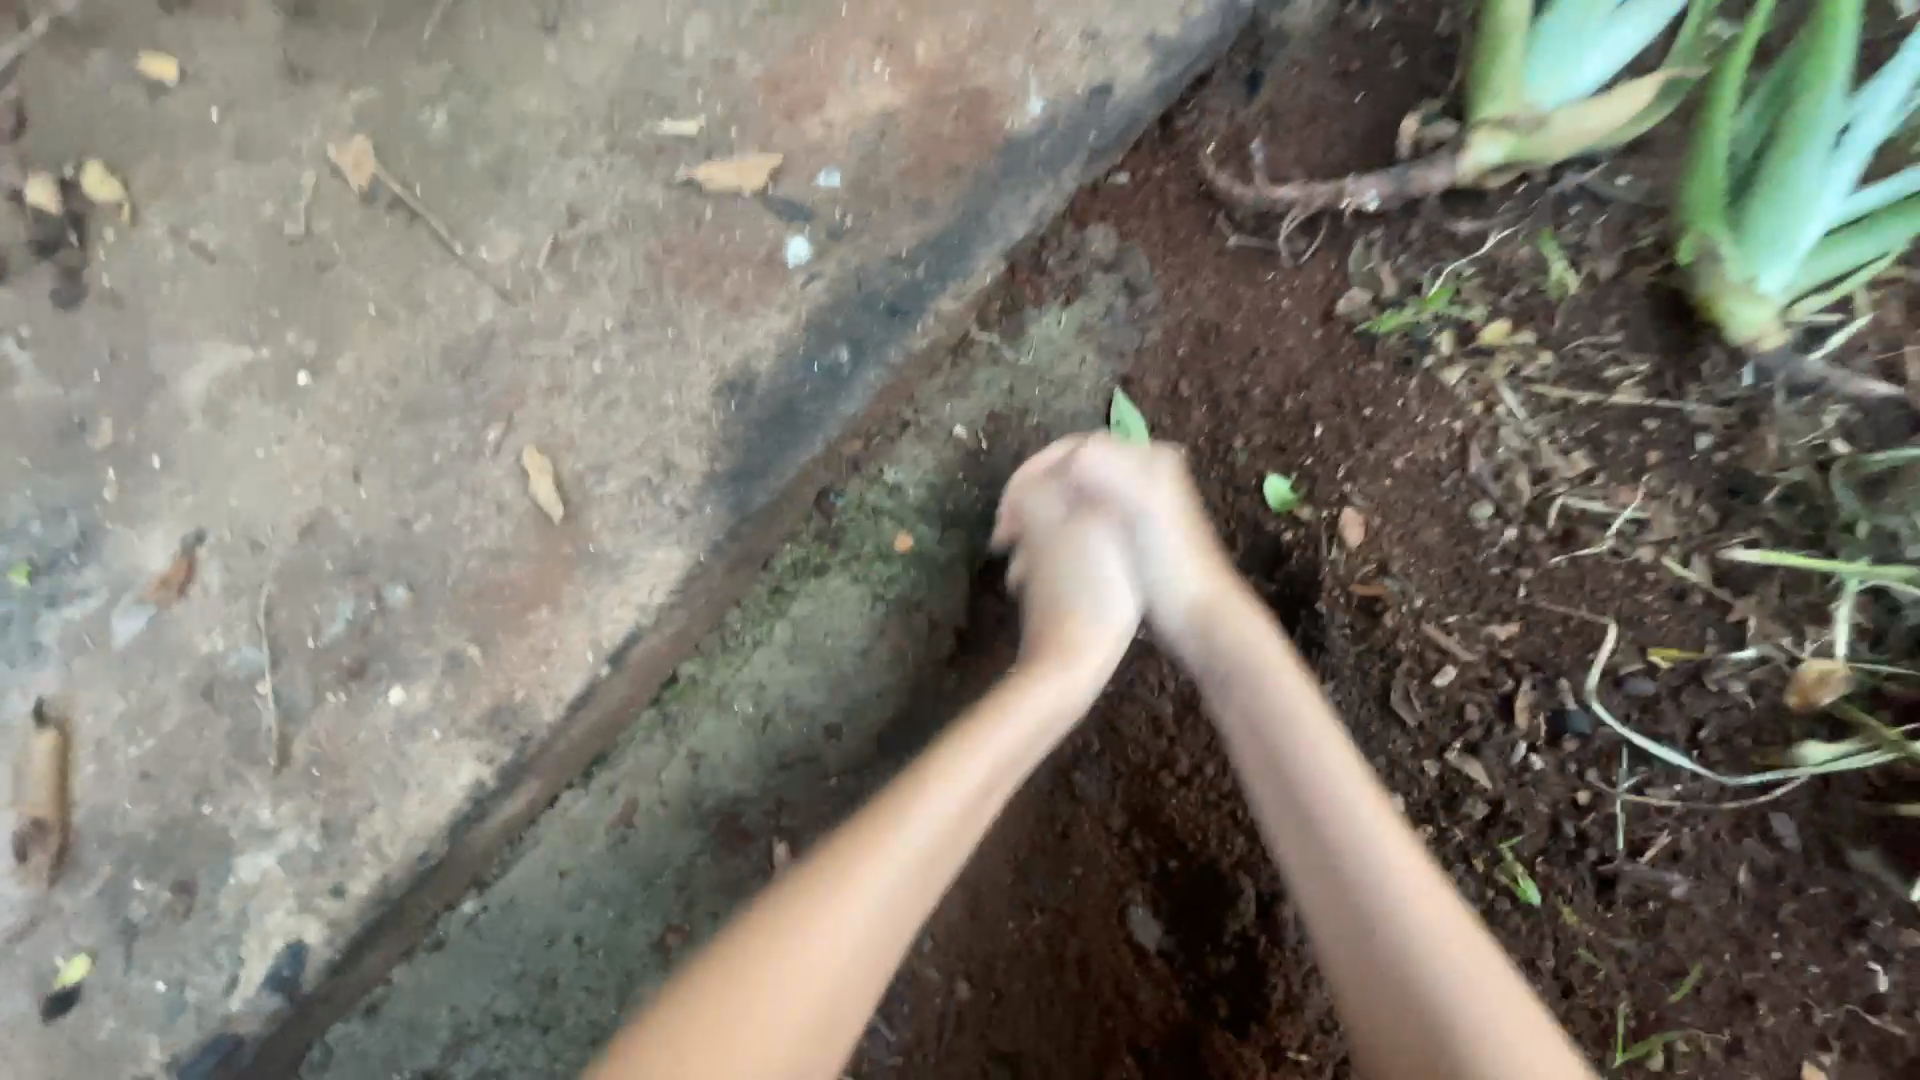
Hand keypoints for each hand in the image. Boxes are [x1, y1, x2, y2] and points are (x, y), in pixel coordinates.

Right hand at [993, 432, 1240, 655]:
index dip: (1032, 473)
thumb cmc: (1168, 561)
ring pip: (1068, 501)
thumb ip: (1105, 468)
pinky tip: (1035, 565)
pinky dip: (1051, 540)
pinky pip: (1076, 526)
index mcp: (1144, 459)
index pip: (1071, 449)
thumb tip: (1068, 457)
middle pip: (1066, 475)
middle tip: (1004, 532)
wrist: (1198, 617)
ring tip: (1014, 550)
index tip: (1006, 510)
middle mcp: (1138, 475)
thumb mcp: (1142, 503)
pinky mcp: (1127, 539)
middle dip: (1029, 500)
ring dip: (1036, 522)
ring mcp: (1132, 508)